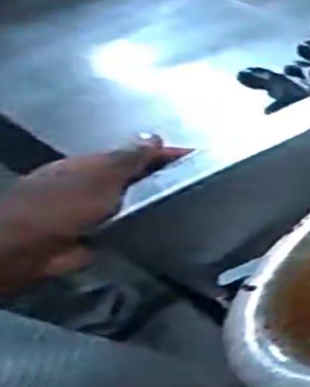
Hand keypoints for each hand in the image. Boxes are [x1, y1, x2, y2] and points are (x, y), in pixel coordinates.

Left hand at [0, 137, 189, 293]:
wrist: (26, 250)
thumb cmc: (60, 207)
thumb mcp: (100, 175)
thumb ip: (128, 157)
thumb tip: (153, 136)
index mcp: (82, 166)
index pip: (131, 153)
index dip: (166, 153)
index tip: (201, 155)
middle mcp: (85, 185)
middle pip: (134, 175)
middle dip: (166, 175)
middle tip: (206, 179)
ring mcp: (90, 209)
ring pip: (136, 198)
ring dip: (160, 198)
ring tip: (198, 199)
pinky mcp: (99, 232)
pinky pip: (134, 221)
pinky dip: (151, 219)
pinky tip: (172, 219)